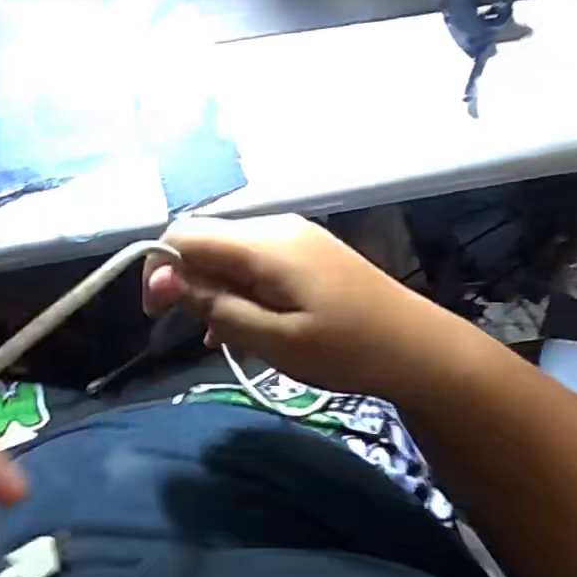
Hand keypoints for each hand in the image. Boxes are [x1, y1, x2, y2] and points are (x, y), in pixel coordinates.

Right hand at [144, 214, 465, 399]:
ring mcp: (296, 238)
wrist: (418, 349)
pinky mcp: (309, 253)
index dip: (159, 269)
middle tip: (189, 328)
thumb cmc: (346, 349)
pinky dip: (239, 289)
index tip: (158, 315)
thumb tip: (166, 279)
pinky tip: (244, 325)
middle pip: (207, 240)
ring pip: (230, 253)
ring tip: (218, 336)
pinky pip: (256, 263)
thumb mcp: (274, 339)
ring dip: (212, 289)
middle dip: (186, 281)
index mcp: (265, 243)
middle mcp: (277, 227)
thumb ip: (216, 306)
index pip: (185, 234)